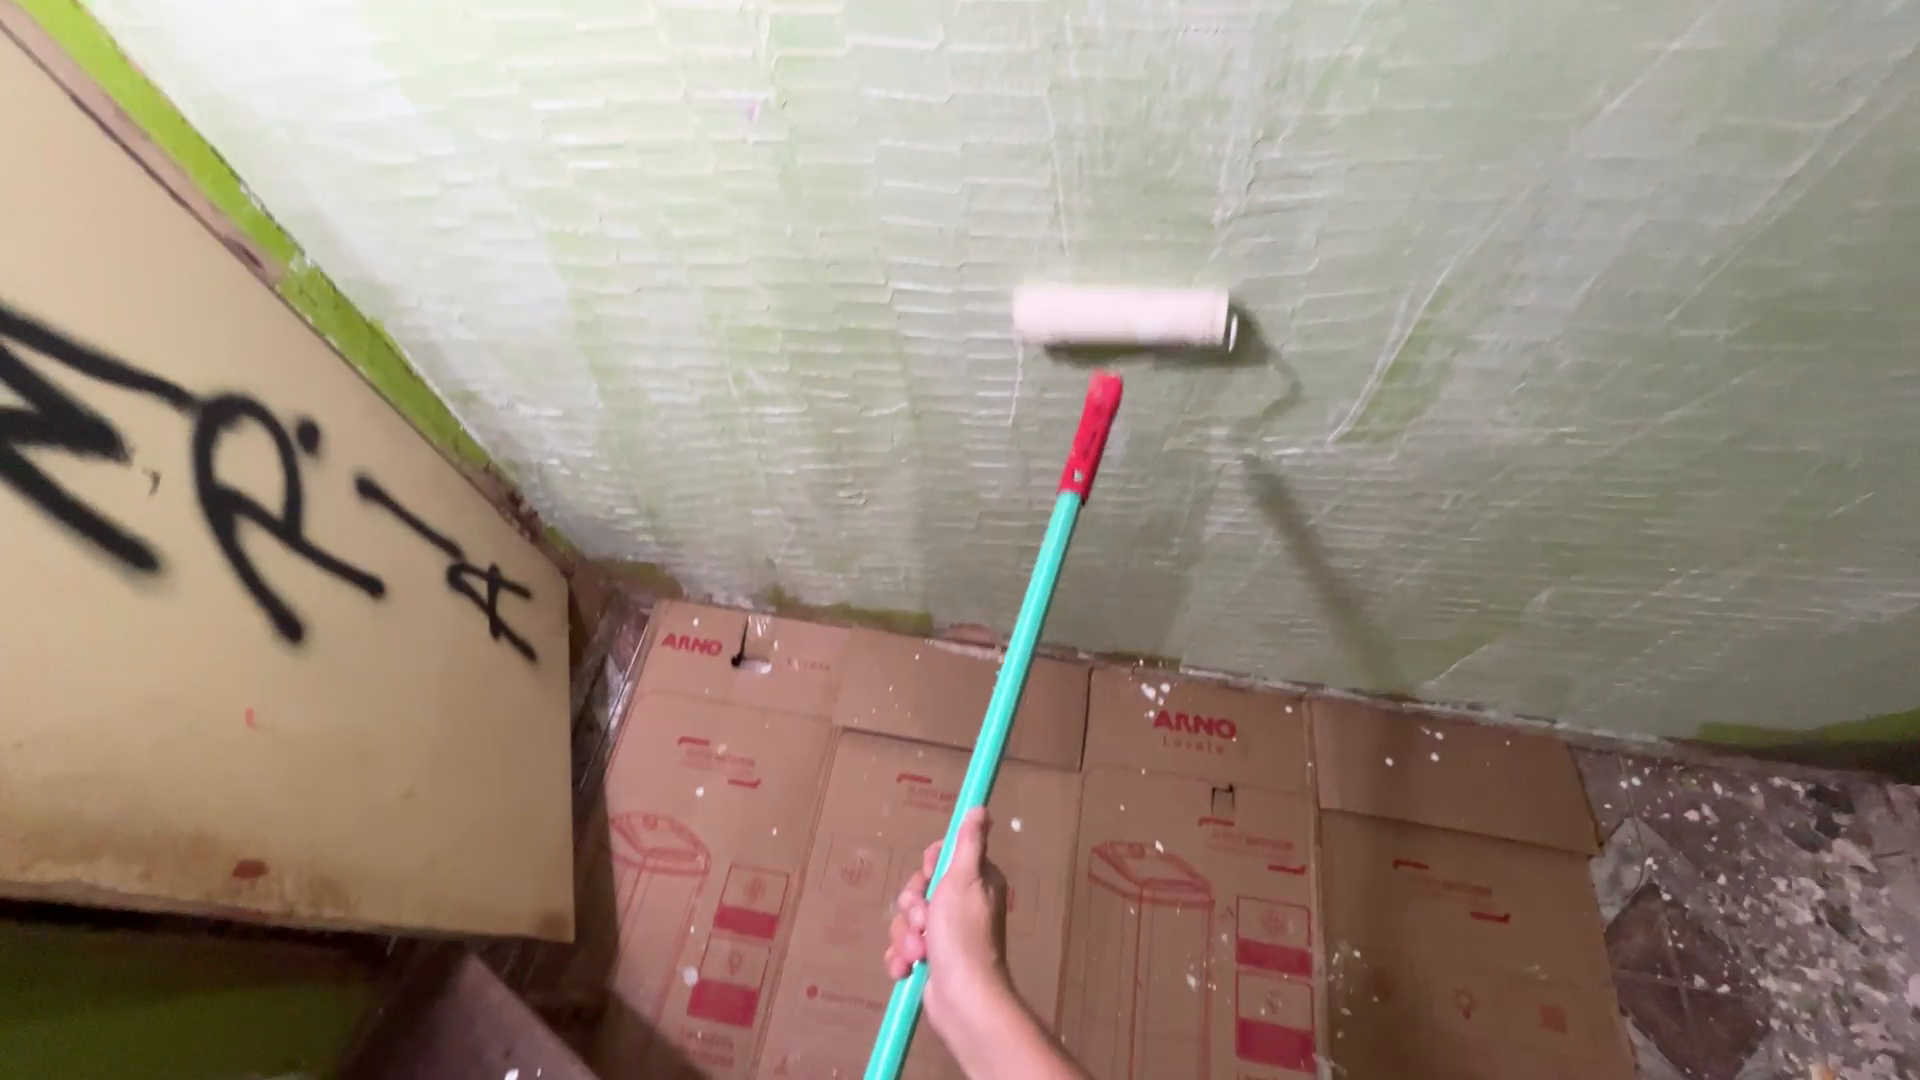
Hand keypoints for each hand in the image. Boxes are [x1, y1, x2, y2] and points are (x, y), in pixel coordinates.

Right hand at [883, 807, 1013, 1041]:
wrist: (962, 999)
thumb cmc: (963, 934)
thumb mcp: (965, 878)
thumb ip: (970, 842)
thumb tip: (981, 808)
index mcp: (975, 882)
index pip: (941, 858)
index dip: (929, 867)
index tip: (930, 877)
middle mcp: (961, 904)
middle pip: (919, 889)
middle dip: (912, 907)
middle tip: (923, 920)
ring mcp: (945, 934)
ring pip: (907, 919)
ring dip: (906, 936)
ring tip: (919, 952)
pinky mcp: (930, 959)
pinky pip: (902, 947)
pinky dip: (901, 957)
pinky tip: (906, 968)